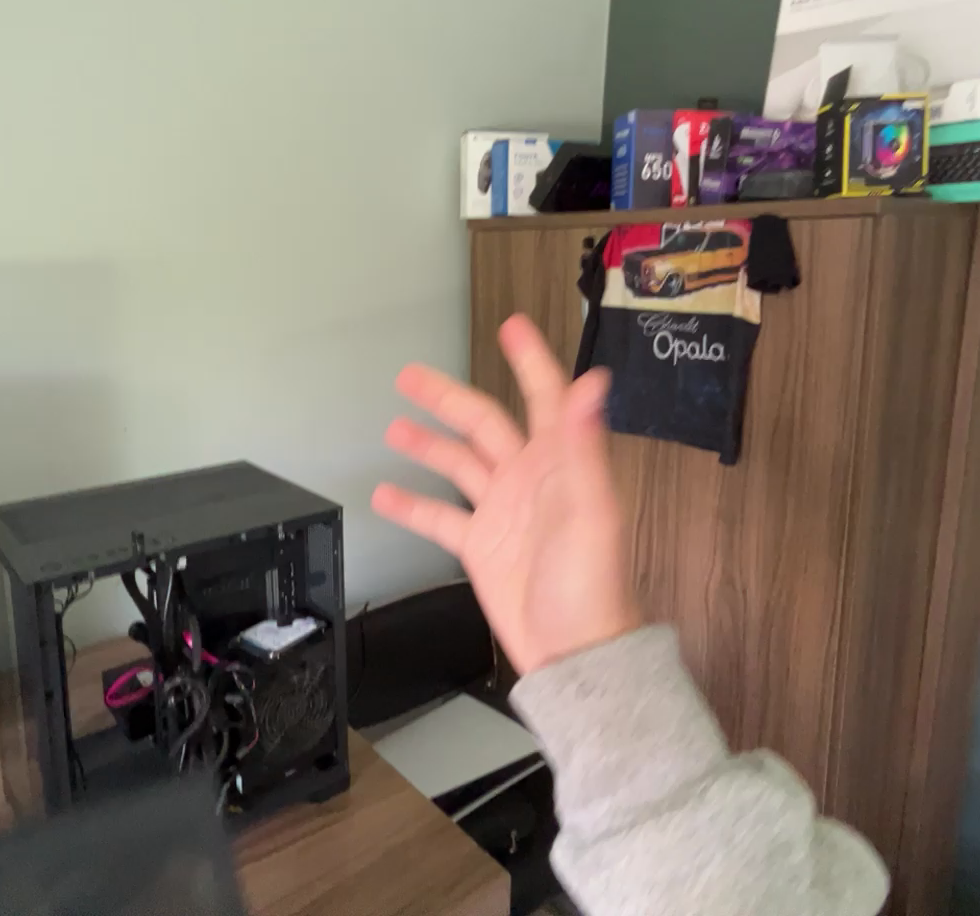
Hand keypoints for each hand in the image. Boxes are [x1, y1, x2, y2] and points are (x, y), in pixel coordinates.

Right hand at [373, 314, 641, 674]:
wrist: (574, 652)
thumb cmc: (592, 586)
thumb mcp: (592, 510)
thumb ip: (584, 445)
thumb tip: (591, 385)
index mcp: (558, 463)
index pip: (544, 396)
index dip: (530, 360)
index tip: (513, 328)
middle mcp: (528, 479)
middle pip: (482, 423)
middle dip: (447, 398)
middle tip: (412, 377)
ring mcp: (502, 510)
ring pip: (457, 464)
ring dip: (427, 444)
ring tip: (395, 428)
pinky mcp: (481, 544)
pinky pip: (439, 517)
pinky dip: (412, 505)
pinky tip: (387, 494)